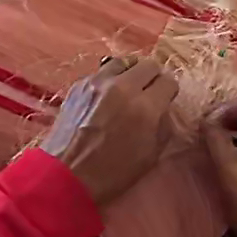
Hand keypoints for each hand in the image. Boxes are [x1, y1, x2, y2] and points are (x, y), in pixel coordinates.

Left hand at [38, 57, 176, 206]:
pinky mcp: (79, 84)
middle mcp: (123, 87)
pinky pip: (102, 72)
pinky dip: (109, 79)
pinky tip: (106, 95)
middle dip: (153, 77)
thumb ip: (162, 126)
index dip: (169, 90)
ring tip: (129, 85)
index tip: (165, 98)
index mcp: (145, 107)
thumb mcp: (150, 155)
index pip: (168, 81)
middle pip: (148, 65)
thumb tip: (162, 108)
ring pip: (123, 62)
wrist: (66, 174)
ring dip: (130, 72)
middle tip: (149, 91)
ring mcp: (98, 82)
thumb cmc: (112, 172)